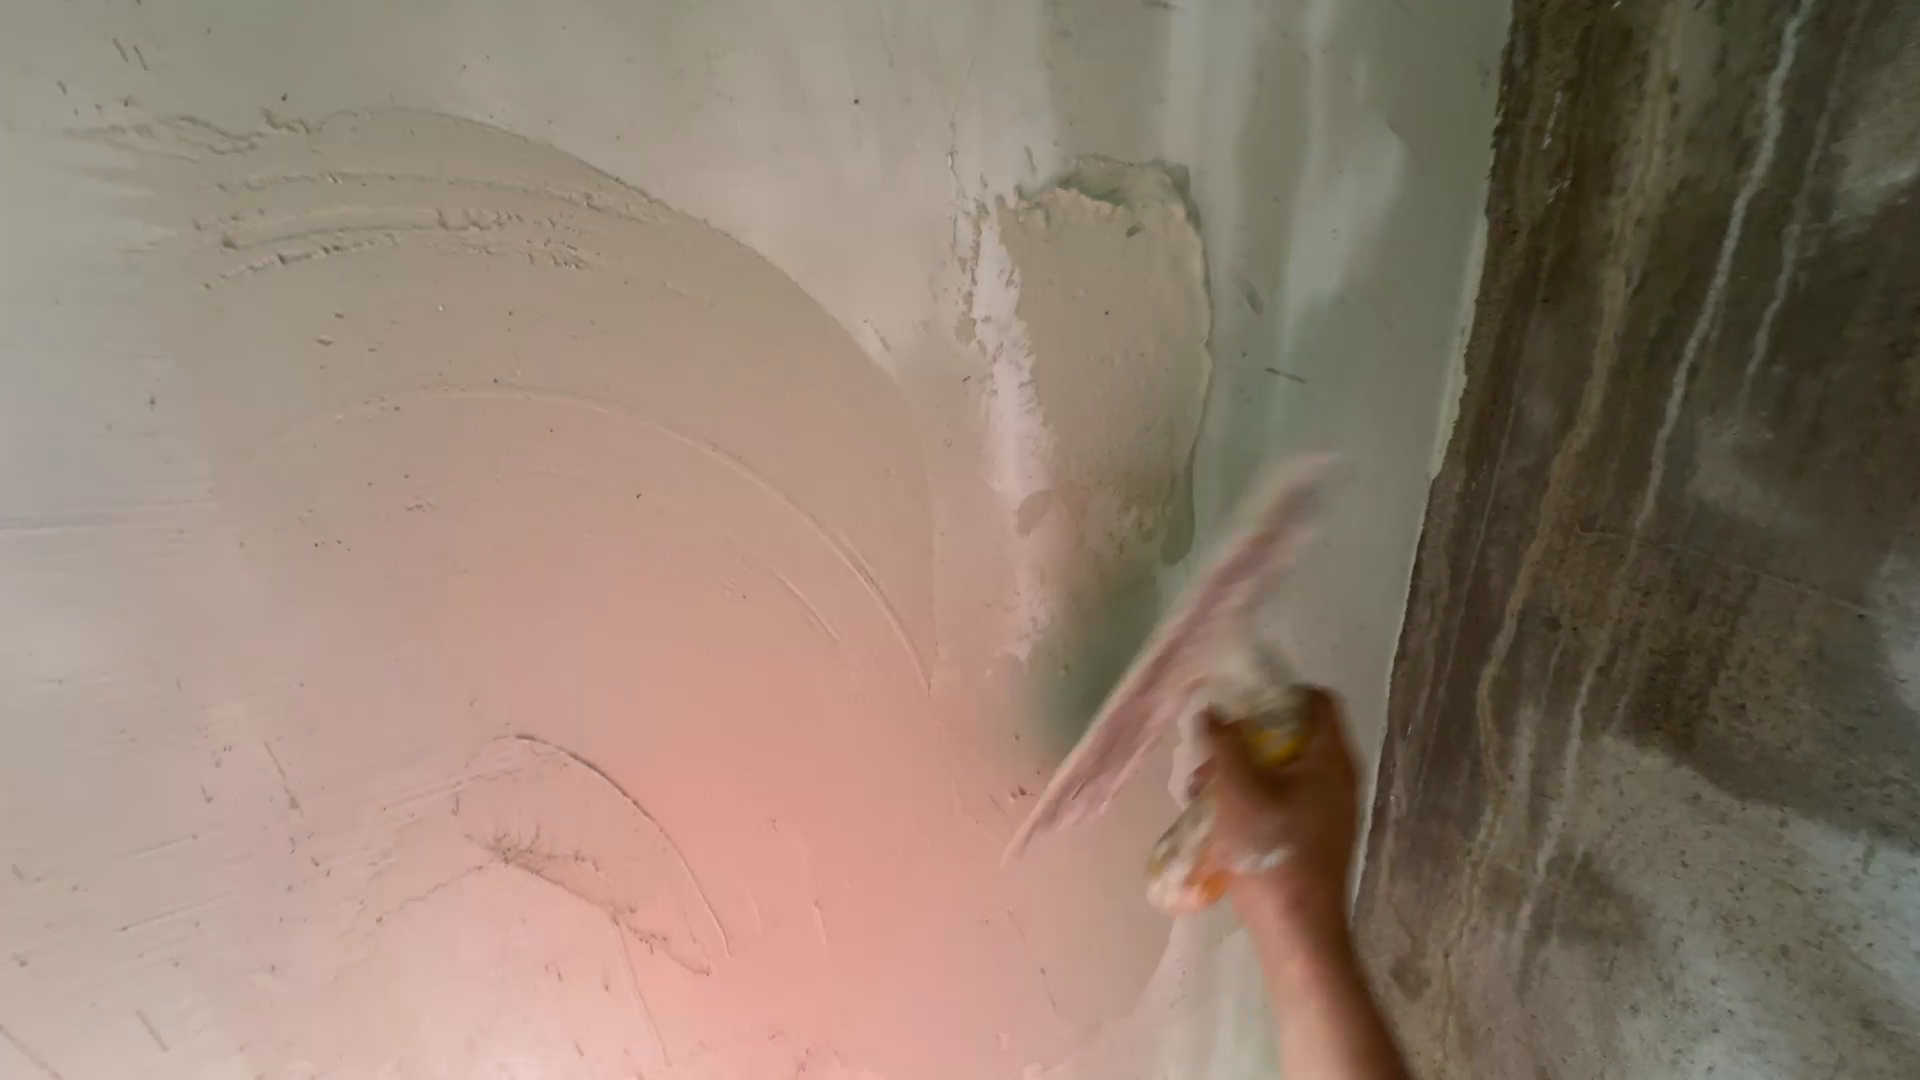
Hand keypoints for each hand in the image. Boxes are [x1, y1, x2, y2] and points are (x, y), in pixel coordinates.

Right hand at [1197, 686, 1359, 941]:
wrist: (1296, 927)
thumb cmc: (1271, 847)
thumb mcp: (1237, 784)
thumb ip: (1224, 739)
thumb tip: (1213, 711)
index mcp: (1329, 759)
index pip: (1316, 700)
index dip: (1278, 692)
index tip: (1240, 705)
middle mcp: (1336, 778)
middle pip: (1292, 733)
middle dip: (1245, 737)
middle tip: (1211, 754)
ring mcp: (1327, 808)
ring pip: (1281, 766)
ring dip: (1239, 769)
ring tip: (1203, 790)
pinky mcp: (1313, 832)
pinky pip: (1281, 795)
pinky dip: (1250, 794)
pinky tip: (1218, 815)